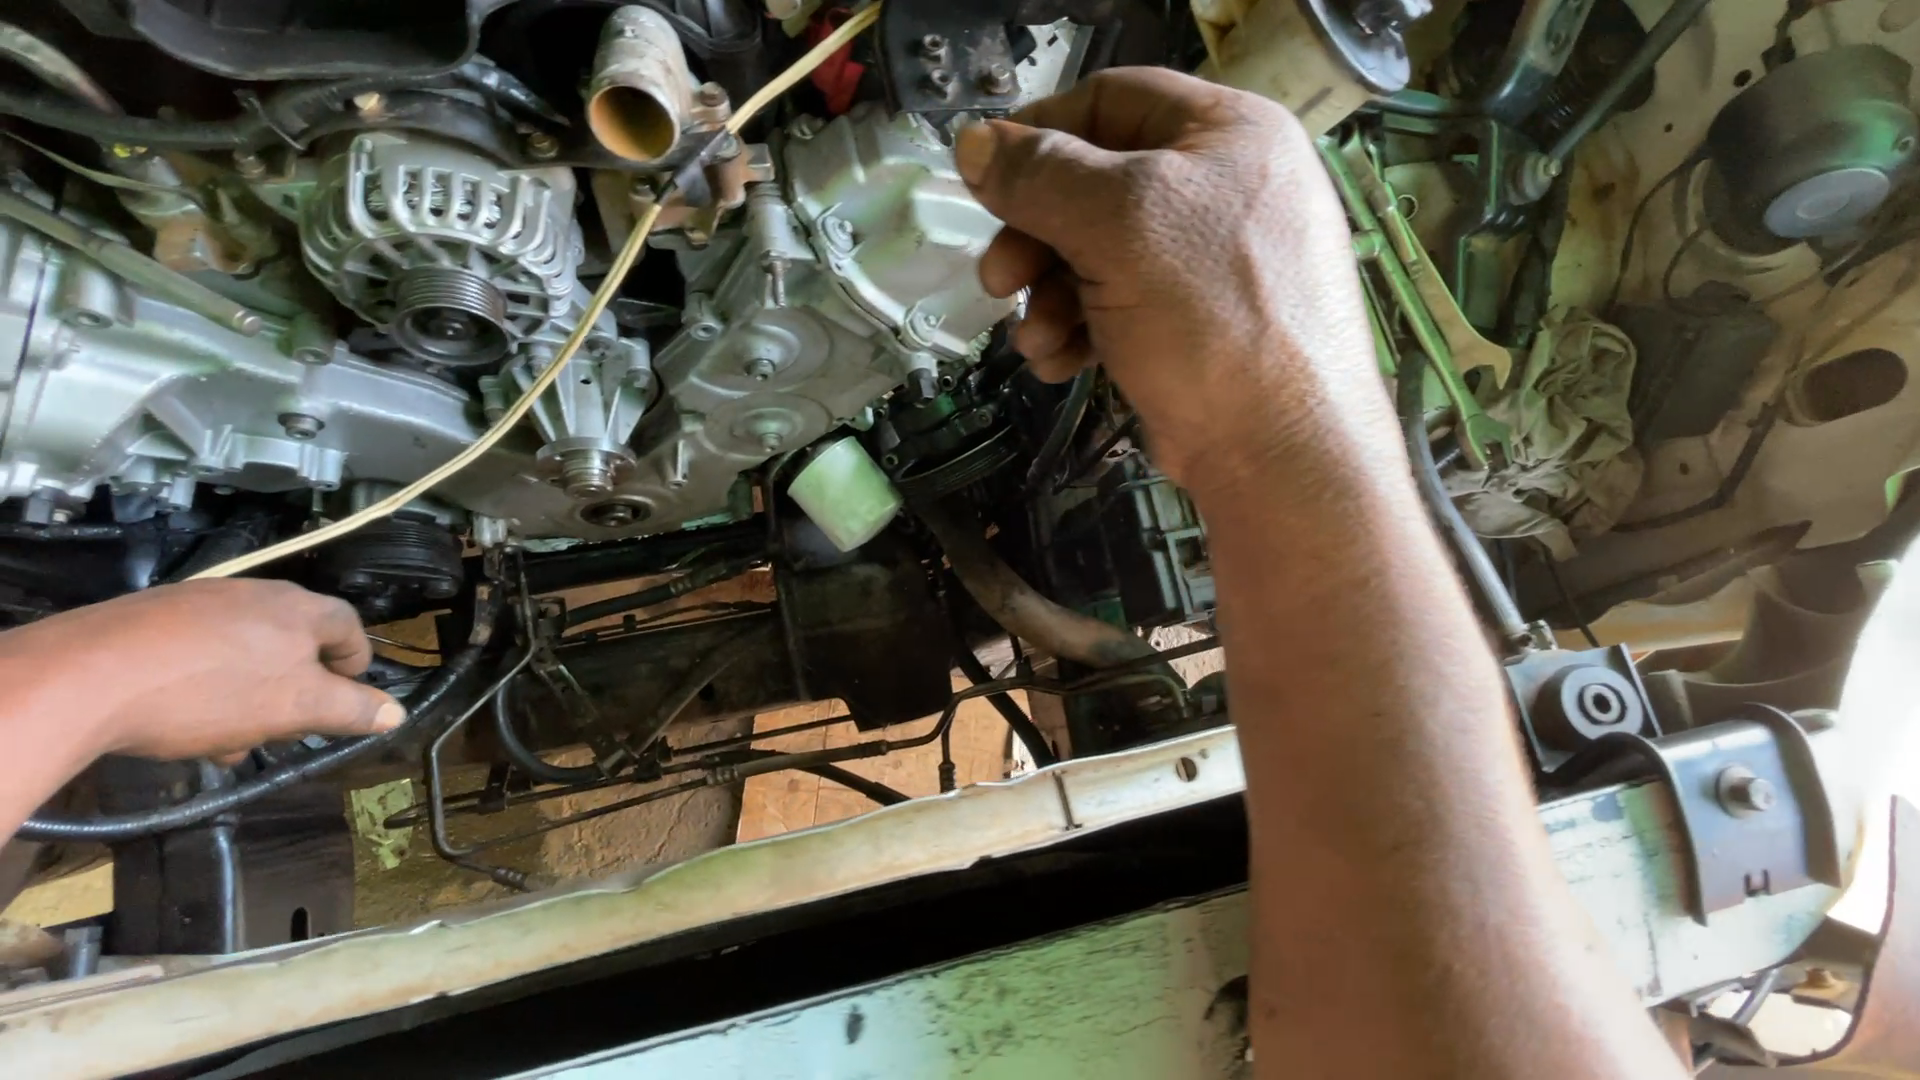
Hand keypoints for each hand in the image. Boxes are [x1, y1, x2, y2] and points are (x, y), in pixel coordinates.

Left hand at [0, 579, 403, 763]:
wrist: (76, 681)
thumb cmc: (212, 691)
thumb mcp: (298, 709)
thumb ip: (353, 709)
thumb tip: (396, 713)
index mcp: (300, 607)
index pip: (350, 628)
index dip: (355, 664)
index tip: (345, 696)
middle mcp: (254, 592)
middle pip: (294, 638)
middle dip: (296, 684)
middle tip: (285, 722)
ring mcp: (194, 600)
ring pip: (243, 647)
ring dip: (249, 686)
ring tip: (227, 730)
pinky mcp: (141, 616)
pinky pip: (192, 648)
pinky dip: (200, 679)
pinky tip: (179, 715)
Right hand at [955, 68, 1392, 494]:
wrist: (1274, 446)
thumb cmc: (1207, 315)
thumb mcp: (1119, 226)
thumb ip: (1041, 177)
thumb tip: (970, 142)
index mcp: (1223, 133)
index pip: (1108, 103)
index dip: (1039, 136)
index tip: (984, 182)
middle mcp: (1216, 189)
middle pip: (1093, 189)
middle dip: (1035, 240)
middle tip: (997, 282)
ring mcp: (1202, 264)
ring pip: (1094, 258)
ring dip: (1049, 298)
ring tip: (1035, 343)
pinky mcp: (1186, 325)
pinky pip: (1114, 307)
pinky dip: (1077, 332)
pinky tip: (1061, 365)